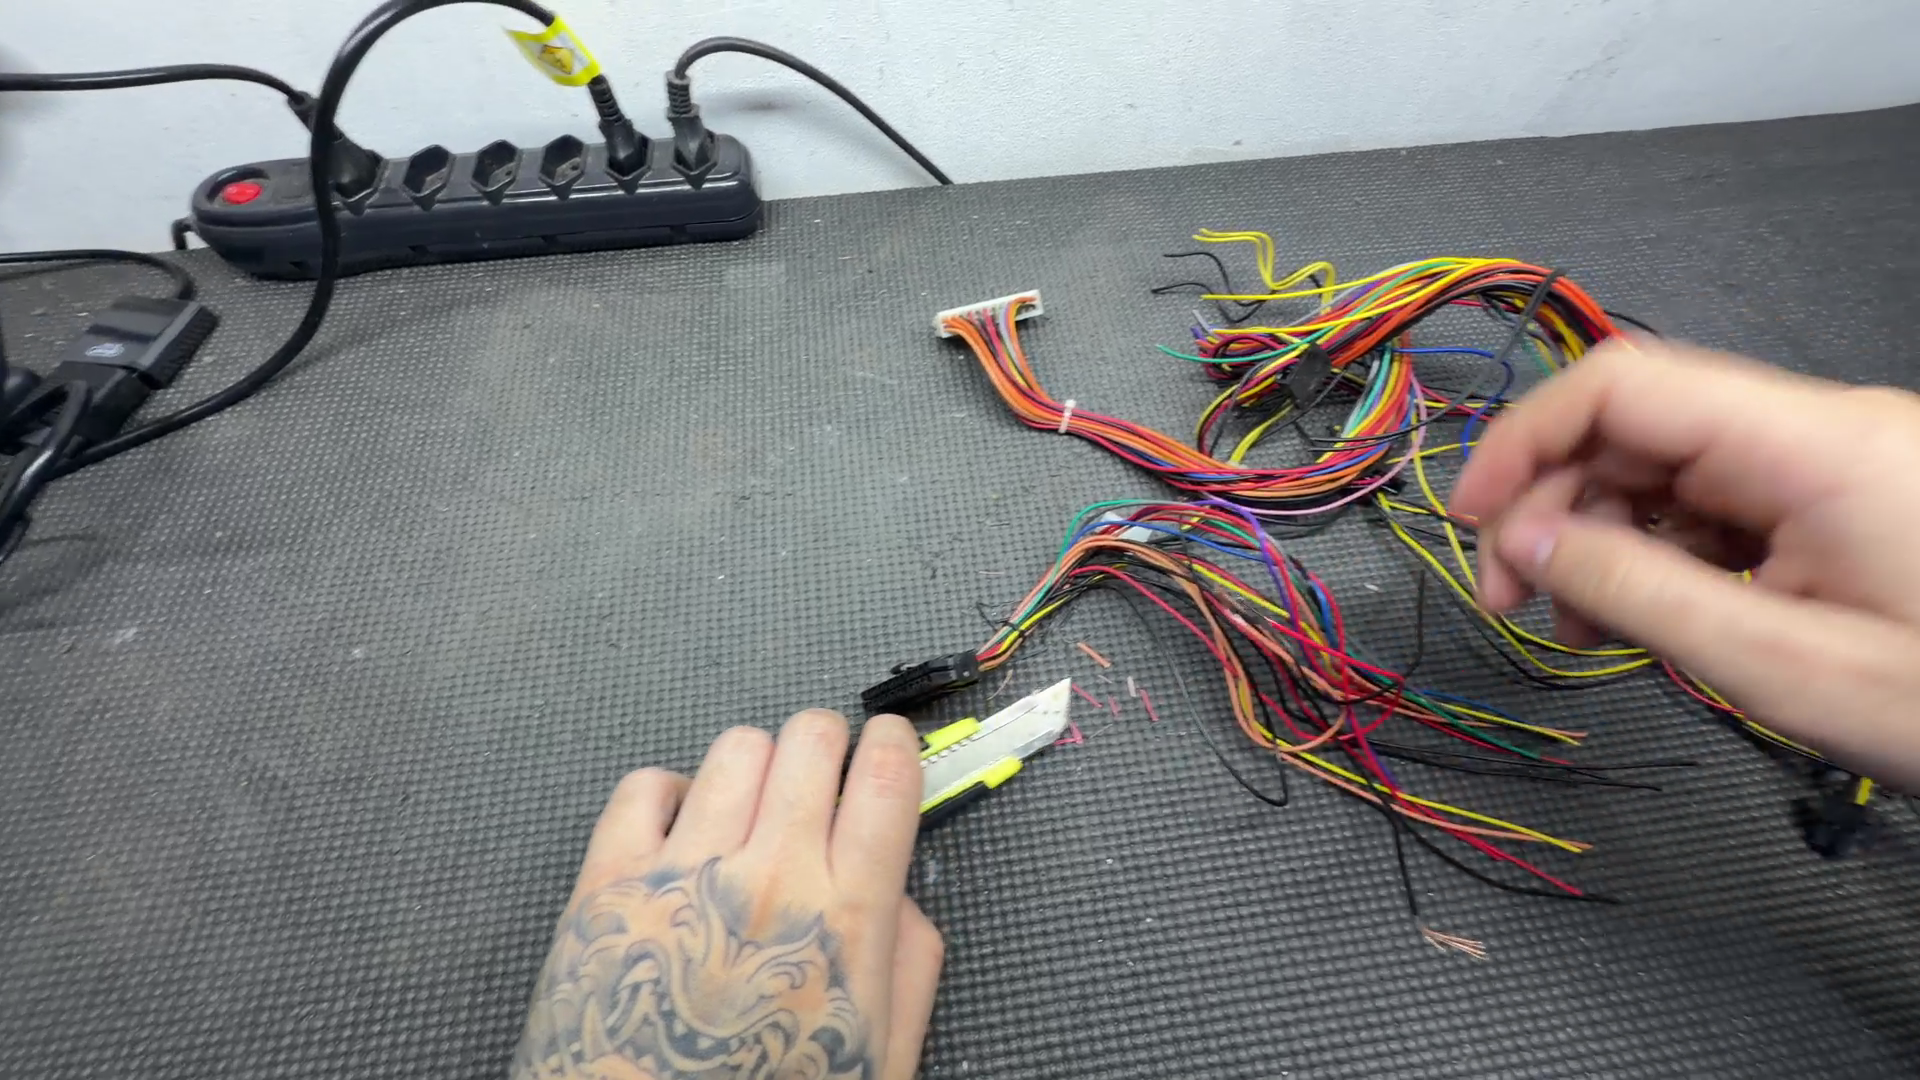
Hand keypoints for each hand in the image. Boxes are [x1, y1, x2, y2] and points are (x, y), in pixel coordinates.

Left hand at [508, 711, 943, 1079]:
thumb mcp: (881, 1055)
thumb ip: (912, 960)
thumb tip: (899, 886)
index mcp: (845, 917)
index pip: (885, 777)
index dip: (893, 742)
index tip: (887, 744)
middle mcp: (769, 878)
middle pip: (812, 738)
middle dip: (827, 743)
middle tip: (819, 779)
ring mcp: (685, 872)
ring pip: (739, 747)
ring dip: (759, 766)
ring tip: (752, 811)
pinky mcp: (609, 882)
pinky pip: (646, 784)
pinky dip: (672, 794)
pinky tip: (683, 834)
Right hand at [1451, 339, 1919, 786]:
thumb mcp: (1782, 662)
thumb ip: (1634, 590)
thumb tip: (1520, 540)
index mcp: (1813, 445)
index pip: (1619, 385)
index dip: (1520, 439)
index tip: (1471, 517)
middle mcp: (1811, 434)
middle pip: (1621, 435)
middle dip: (1543, 512)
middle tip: (1509, 598)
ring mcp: (1818, 468)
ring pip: (1646, 476)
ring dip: (1587, 544)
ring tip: (1575, 626)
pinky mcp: (1823, 503)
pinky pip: (1692, 510)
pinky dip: (1641, 559)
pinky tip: (1633, 618)